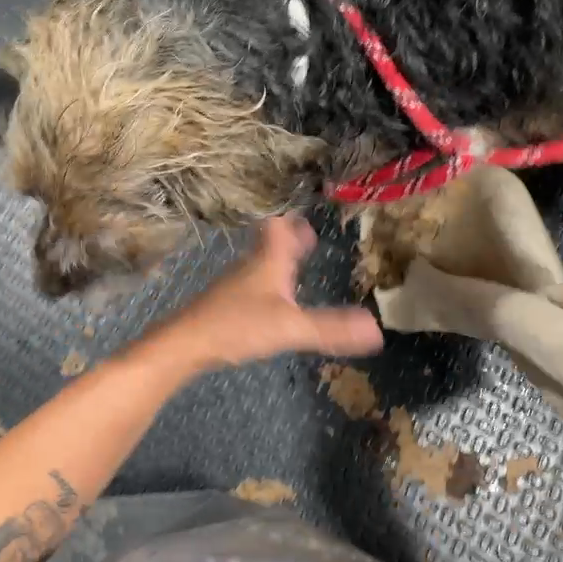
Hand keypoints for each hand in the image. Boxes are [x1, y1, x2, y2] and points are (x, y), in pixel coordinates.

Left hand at [139, 214, 383, 372]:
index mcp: (268, 262)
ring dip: (276, 260)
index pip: (279, 229)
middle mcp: (250, 266)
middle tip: (306, 237)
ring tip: (293, 267)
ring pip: (259, 263)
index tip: (308, 219)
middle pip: (269, 243)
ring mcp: (234, 285)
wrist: (186, 343)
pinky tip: (269, 301)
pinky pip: (251, 284)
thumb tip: (377, 330)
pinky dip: (266, 283)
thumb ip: (331, 329)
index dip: (293, 222)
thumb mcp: (291, 328)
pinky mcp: (225, 305)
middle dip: (288, 239)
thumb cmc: (237, 326)